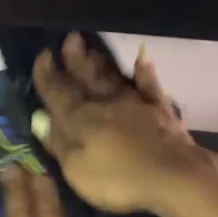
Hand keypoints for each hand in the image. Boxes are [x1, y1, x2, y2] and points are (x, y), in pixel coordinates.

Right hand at [31, 34, 213, 213]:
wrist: (176, 178)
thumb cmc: (119, 179)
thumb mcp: (77, 169)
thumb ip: (59, 143)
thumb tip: (41, 121)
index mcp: (82, 118)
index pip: (58, 92)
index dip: (47, 75)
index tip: (41, 55)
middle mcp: (107, 104)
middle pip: (88, 78)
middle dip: (75, 59)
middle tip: (70, 37)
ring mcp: (138, 105)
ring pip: (115, 78)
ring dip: (102, 63)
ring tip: (93, 48)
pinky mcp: (162, 112)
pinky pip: (150, 86)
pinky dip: (145, 71)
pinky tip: (143, 57)